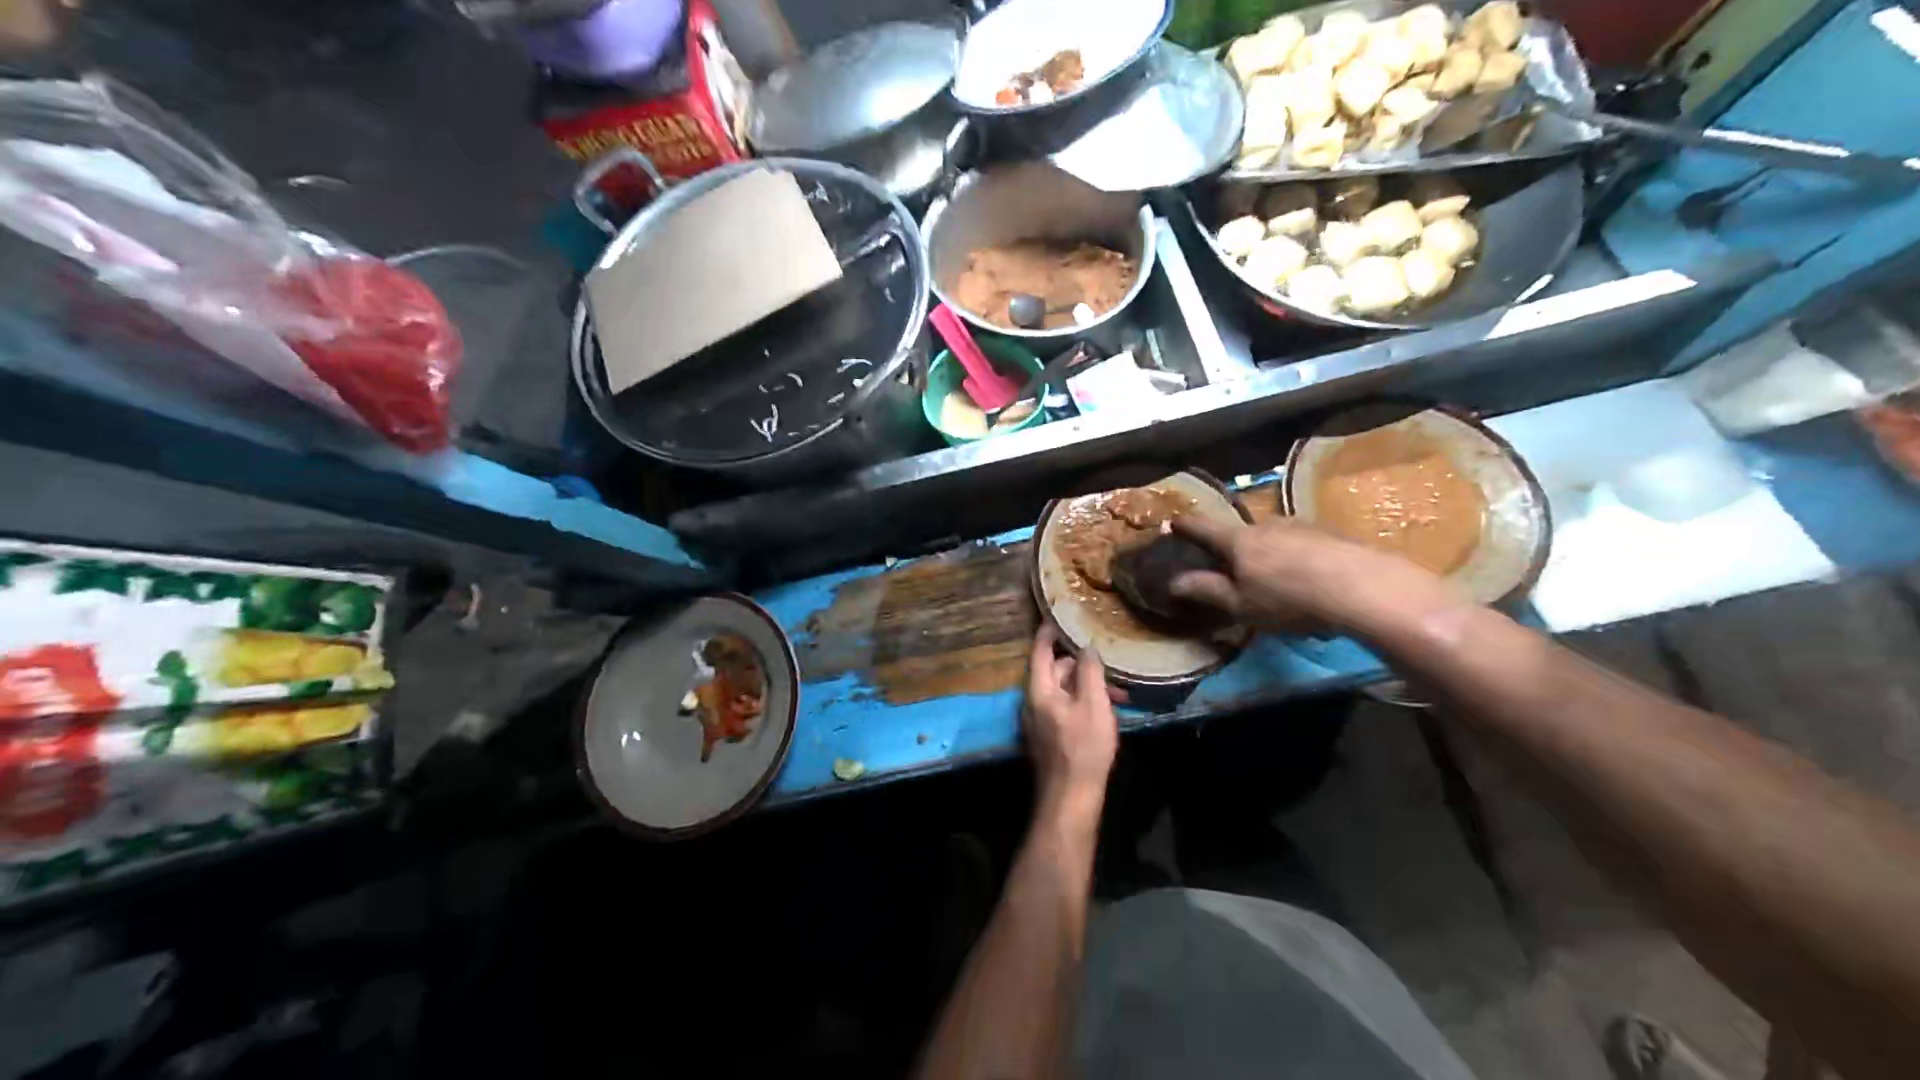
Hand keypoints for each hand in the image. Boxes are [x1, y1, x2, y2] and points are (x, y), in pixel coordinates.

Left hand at [1024, 624, 1118, 801]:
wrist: (1071, 797)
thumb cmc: (1084, 748)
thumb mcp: (1093, 704)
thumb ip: (1089, 672)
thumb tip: (1086, 647)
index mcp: (1039, 690)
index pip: (1040, 652)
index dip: (1049, 632)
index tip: (1057, 616)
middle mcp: (1033, 702)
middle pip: (1054, 671)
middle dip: (1081, 664)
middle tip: (1109, 664)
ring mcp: (1039, 720)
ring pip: (1063, 691)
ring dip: (1087, 687)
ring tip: (1119, 695)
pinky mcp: (1048, 735)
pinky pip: (1064, 707)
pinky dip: (1083, 703)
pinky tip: (1107, 712)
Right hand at [1167, 515, 1465, 637]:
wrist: (1365, 588)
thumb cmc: (1289, 599)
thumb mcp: (1240, 604)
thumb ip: (1205, 590)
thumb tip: (1172, 581)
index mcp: (1238, 540)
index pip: (1203, 527)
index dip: (1185, 526)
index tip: (1172, 522)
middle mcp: (1267, 524)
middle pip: (1243, 534)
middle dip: (1237, 550)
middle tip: (1239, 574)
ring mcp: (1302, 526)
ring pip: (1277, 540)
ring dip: (1273, 557)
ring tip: (1282, 587)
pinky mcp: (1333, 534)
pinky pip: (1306, 547)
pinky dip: (1302, 562)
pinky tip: (1314, 587)